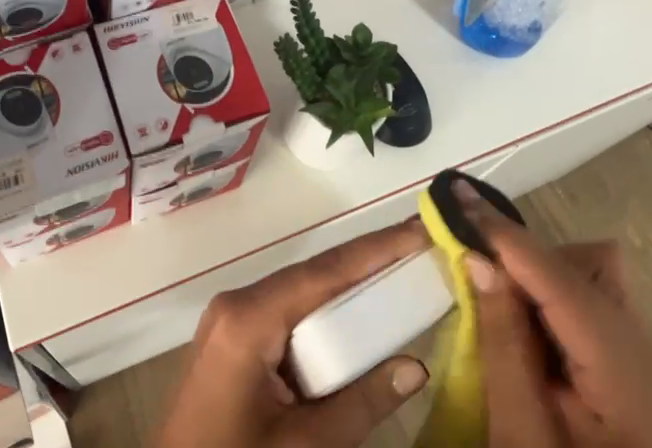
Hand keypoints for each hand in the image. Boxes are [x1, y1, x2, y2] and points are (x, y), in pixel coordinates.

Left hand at [149, 220, 433, 447]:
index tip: (421, 226)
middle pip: (314, 276)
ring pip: (302, 294)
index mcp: (248, 318)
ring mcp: (230, 322)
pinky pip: (288, 316)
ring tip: (401, 279)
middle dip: (368, 264)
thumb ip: (362, 403)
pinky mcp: (233, 342)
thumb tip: (418, 365)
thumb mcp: (304, 445)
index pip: (325, 271)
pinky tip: (359, 322)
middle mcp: (236, 305)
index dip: (377, 248)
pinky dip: (326, 318)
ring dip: (349, 290)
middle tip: (421, 250)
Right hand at [459, 185, 651, 447]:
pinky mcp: (648, 376)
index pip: (563, 283)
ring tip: (503, 323)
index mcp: (632, 380)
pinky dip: (557, 309)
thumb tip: (479, 259)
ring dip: (542, 283)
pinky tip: (530, 345)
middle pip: (593, 269)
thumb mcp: (518, 432)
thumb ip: (502, 341)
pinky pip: (599, 313)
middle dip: (530, 261)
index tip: (459, 195)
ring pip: (598, 283)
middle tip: (476, 278)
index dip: (507, 235)